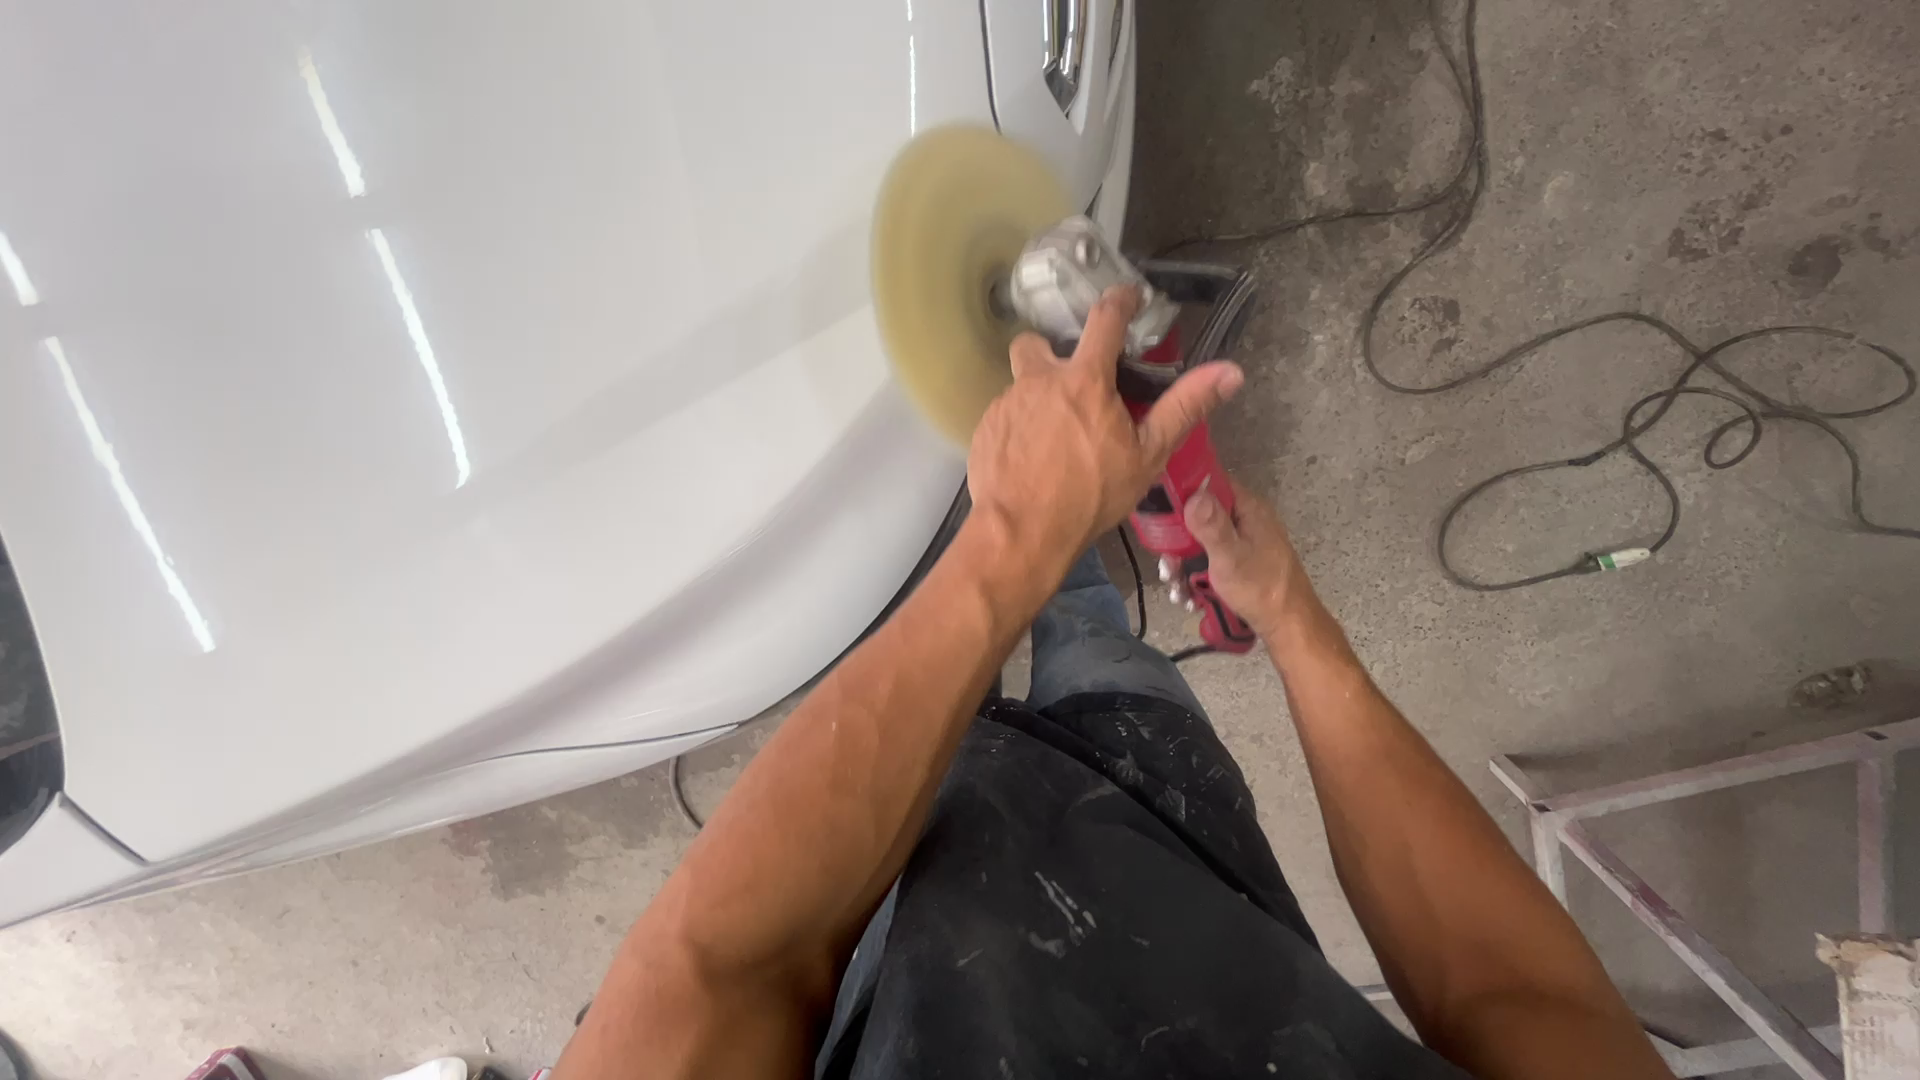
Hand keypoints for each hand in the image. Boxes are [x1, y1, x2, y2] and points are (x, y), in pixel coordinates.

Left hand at [966, 286, 1244, 572]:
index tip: (1129, 297)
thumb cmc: (1089, 496)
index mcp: (1083, 381)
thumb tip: (1230, 372)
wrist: (1021, 533)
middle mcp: (1038, 382)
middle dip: (1052, 353)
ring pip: (1021, 386)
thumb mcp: (1147, 454)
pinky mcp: (985, 430)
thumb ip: (1185, 407)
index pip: (1104, 319)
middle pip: (1037, 344)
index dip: (1120, 301)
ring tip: (1055, 438)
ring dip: (1039, 400)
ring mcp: (1006, 405)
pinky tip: (1032, 460)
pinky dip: (1020, 429)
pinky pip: (1005, 417)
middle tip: (1072, 385)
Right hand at [1183, 477, 1313, 639]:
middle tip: (1168, 567)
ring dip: (1183, 568)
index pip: (1210, 483)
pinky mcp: (1238, 564)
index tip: (1158, 512)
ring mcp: (1241, 543)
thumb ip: (1211, 526)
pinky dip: (1196, 579)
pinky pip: (1207, 563)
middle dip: (1177, 544)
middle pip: (1198, 517)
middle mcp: (1244, 521)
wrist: (1288, 626)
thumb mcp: (1230, 557)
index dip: (1182, 493)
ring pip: (1199, 544)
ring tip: (1177, 590)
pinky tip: (1190, 598)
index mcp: (1247, 509)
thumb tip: (1193, 493)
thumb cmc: (1261, 589)